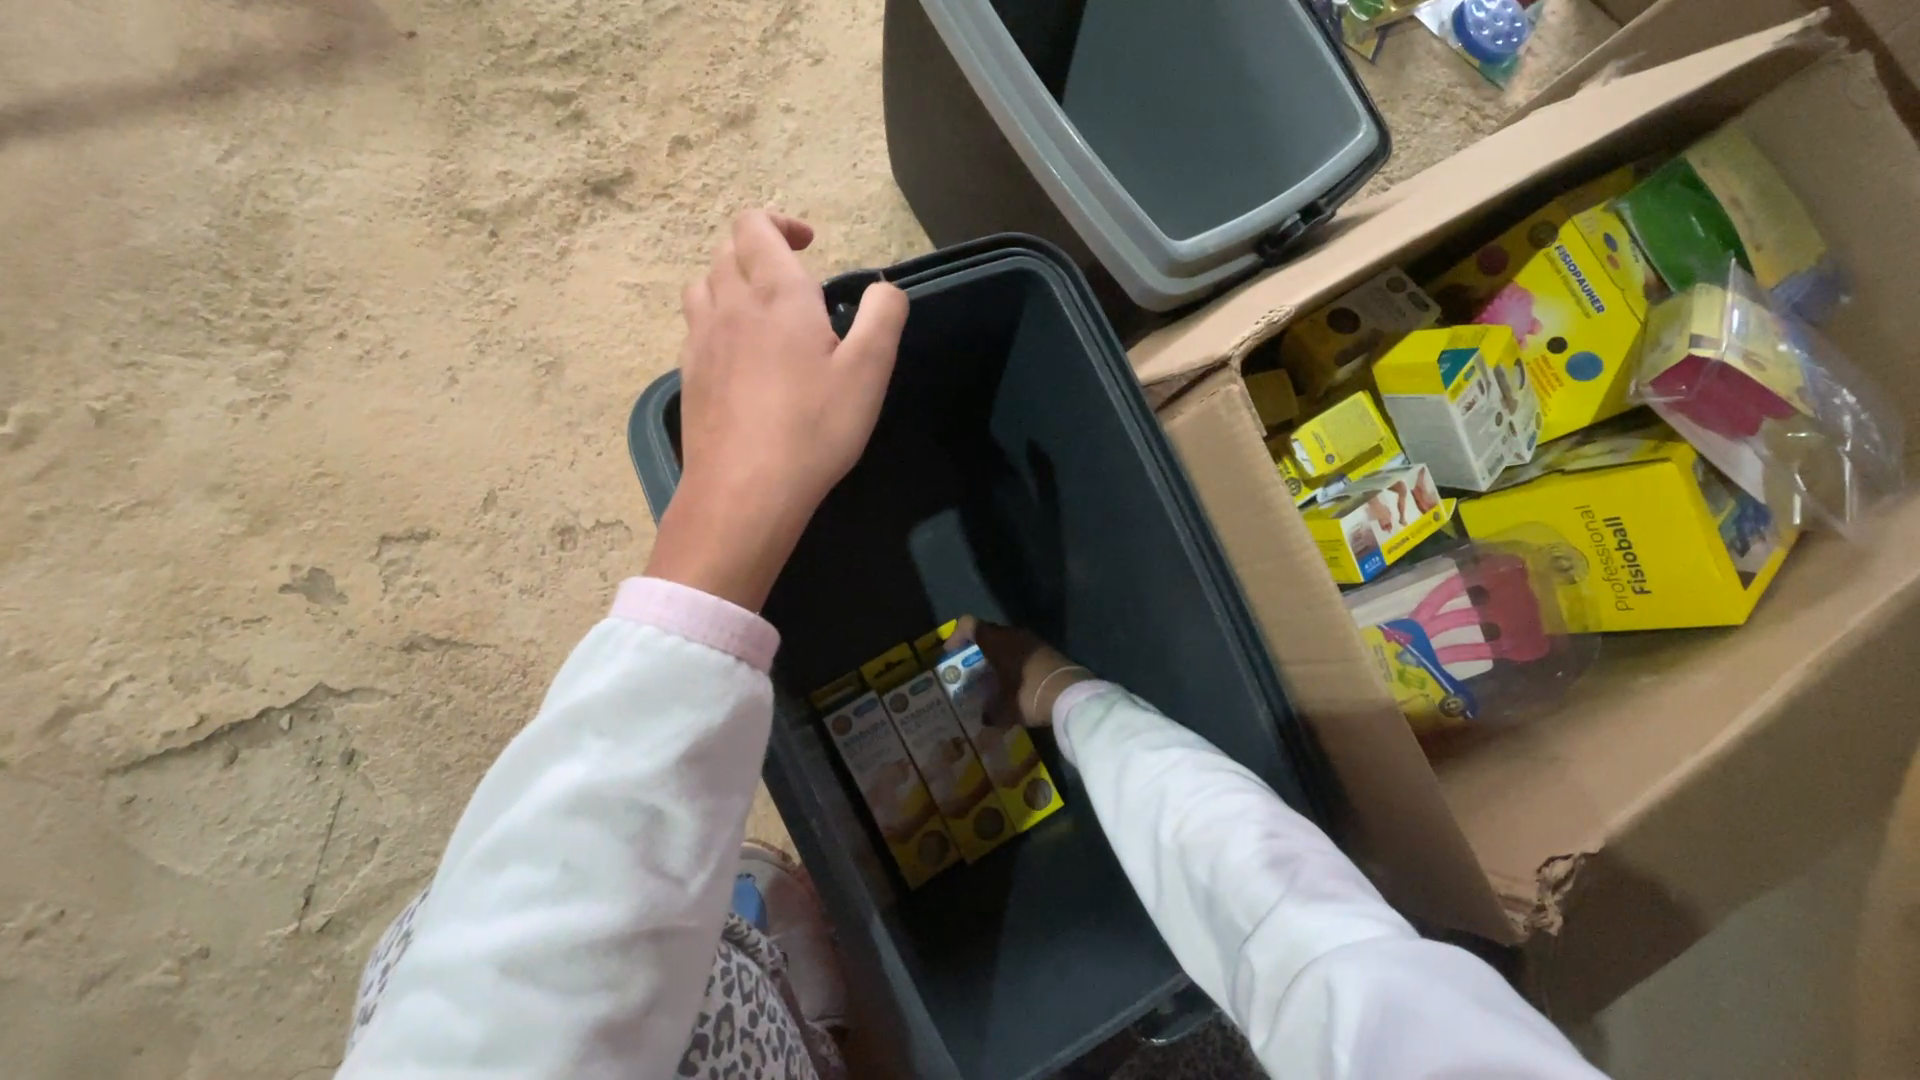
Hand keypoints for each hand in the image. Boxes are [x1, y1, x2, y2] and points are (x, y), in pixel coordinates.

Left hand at [646, 210, 908, 610]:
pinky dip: (716, 320)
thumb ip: (883, 316)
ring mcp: (702, 341)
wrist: (746, 488)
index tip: (810, 244)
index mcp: (778, 295)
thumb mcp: (870, 371)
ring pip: (703, 284)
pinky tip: (739, 353)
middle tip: (792, 277)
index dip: (780, 223)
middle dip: (758, 248)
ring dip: (730, 280)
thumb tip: (886, 288)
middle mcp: (730, 305)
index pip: (756, 226)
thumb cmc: (815, 427)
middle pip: (727, 249)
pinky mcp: (689, 375)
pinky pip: (695, 327)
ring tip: (760, 308)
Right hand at [948, 616, 1096, 727]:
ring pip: (1008, 644)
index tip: (950, 654)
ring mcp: (1034, 641)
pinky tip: (1015, 685)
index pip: (969, 625)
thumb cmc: (1028, 694)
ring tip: (992, 682)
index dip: (956, 636)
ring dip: (998, 659)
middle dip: (978, 652)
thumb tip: (985, 718)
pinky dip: (1015, 665)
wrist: (1071, 694)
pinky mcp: (1049, 651)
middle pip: (989, 635)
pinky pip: (1024, 653)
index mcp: (997, 640)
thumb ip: (990, 712)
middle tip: (970, 673)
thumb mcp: (1004, 709)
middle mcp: (1014, 634)